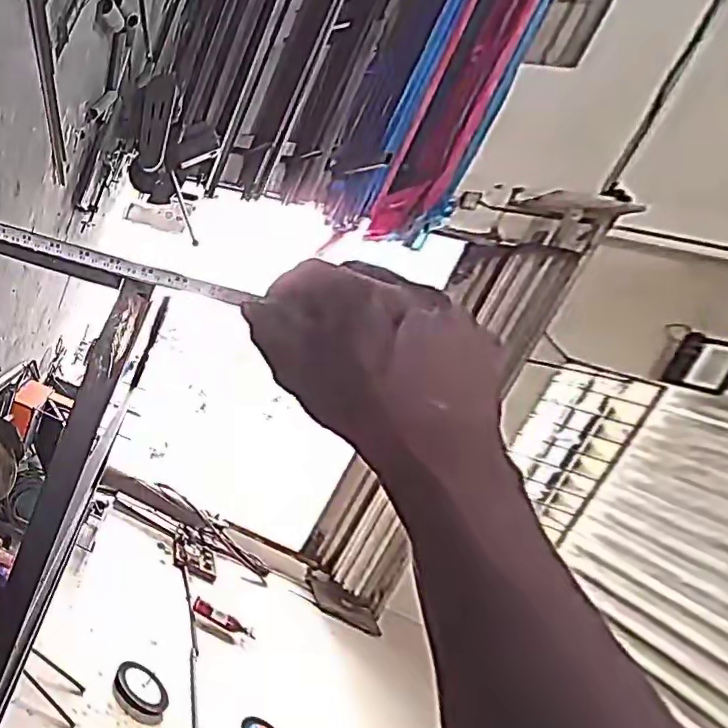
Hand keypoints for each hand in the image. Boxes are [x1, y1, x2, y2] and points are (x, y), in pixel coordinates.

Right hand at [244, 260, 507, 496]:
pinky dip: (406, 332)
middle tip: (315, 331)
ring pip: (390, 296)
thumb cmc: (375, 417)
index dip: (285, 292)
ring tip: (357, 354)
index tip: (278, 308)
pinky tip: (394, 364)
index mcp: (357, 293)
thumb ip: (274, 333)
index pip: (307, 272)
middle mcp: (403, 291)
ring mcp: (441, 311)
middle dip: (328, 301)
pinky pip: (425, 318)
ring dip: (369, 315)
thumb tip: (259, 310)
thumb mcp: (301, 375)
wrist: (439, 455)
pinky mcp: (468, 333)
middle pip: (350, 278)